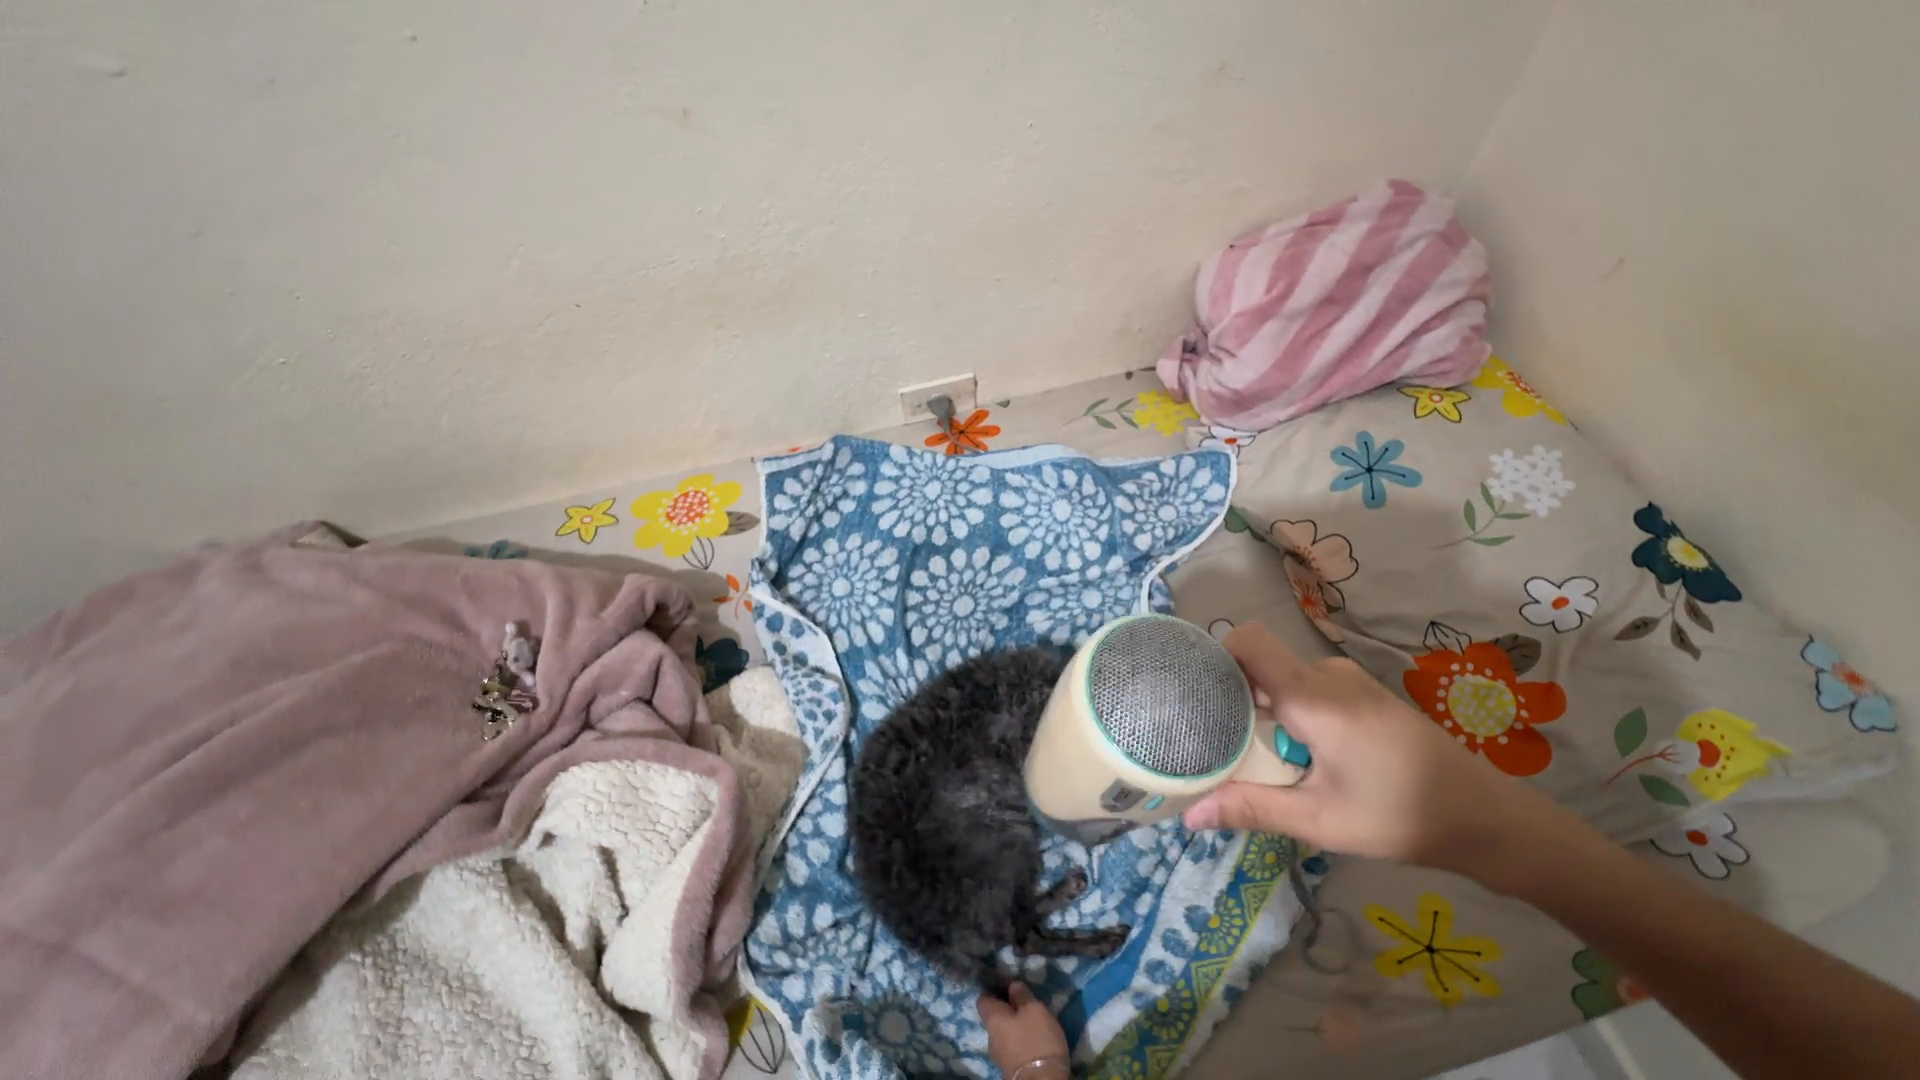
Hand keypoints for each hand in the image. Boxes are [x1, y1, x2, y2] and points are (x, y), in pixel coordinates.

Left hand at [976, 981, 1068, 1078]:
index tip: (1007, 985)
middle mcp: (990, 1036)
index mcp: (991, 1019)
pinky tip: (1032, 1040)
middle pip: (993, 1018)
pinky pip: (1011, 1048)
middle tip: (1023, 1004)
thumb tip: (1012, 985)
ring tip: (1031, 1022)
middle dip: (1006, 1010)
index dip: (993, 991)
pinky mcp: (1009, 1068)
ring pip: (1002, 1034)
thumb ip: (1022, 996)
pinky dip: (1019, 1042)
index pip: (983, 999)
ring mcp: (998, 1055)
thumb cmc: (1036, 1040)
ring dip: (1014, 1027)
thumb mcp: (1034, 1010)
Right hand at [1183, 623, 1578, 879]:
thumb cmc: (1400, 815)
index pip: (1248, 641)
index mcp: (1312, 695)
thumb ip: (1251, 808)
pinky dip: (1291, 716)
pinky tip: (1298, 760)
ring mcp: (1350, 683)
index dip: (1216, 658)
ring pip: (1284, 681)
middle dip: (1235, 701)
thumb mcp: (1319, 820)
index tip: (1196, 698)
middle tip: (1219, 746)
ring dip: (1265, 714)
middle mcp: (1328, 676)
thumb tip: (1188, 815)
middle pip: (1260, 666)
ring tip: (1257, 760)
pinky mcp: (1364, 697)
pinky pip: (1309, 691)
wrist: (1486, 816)